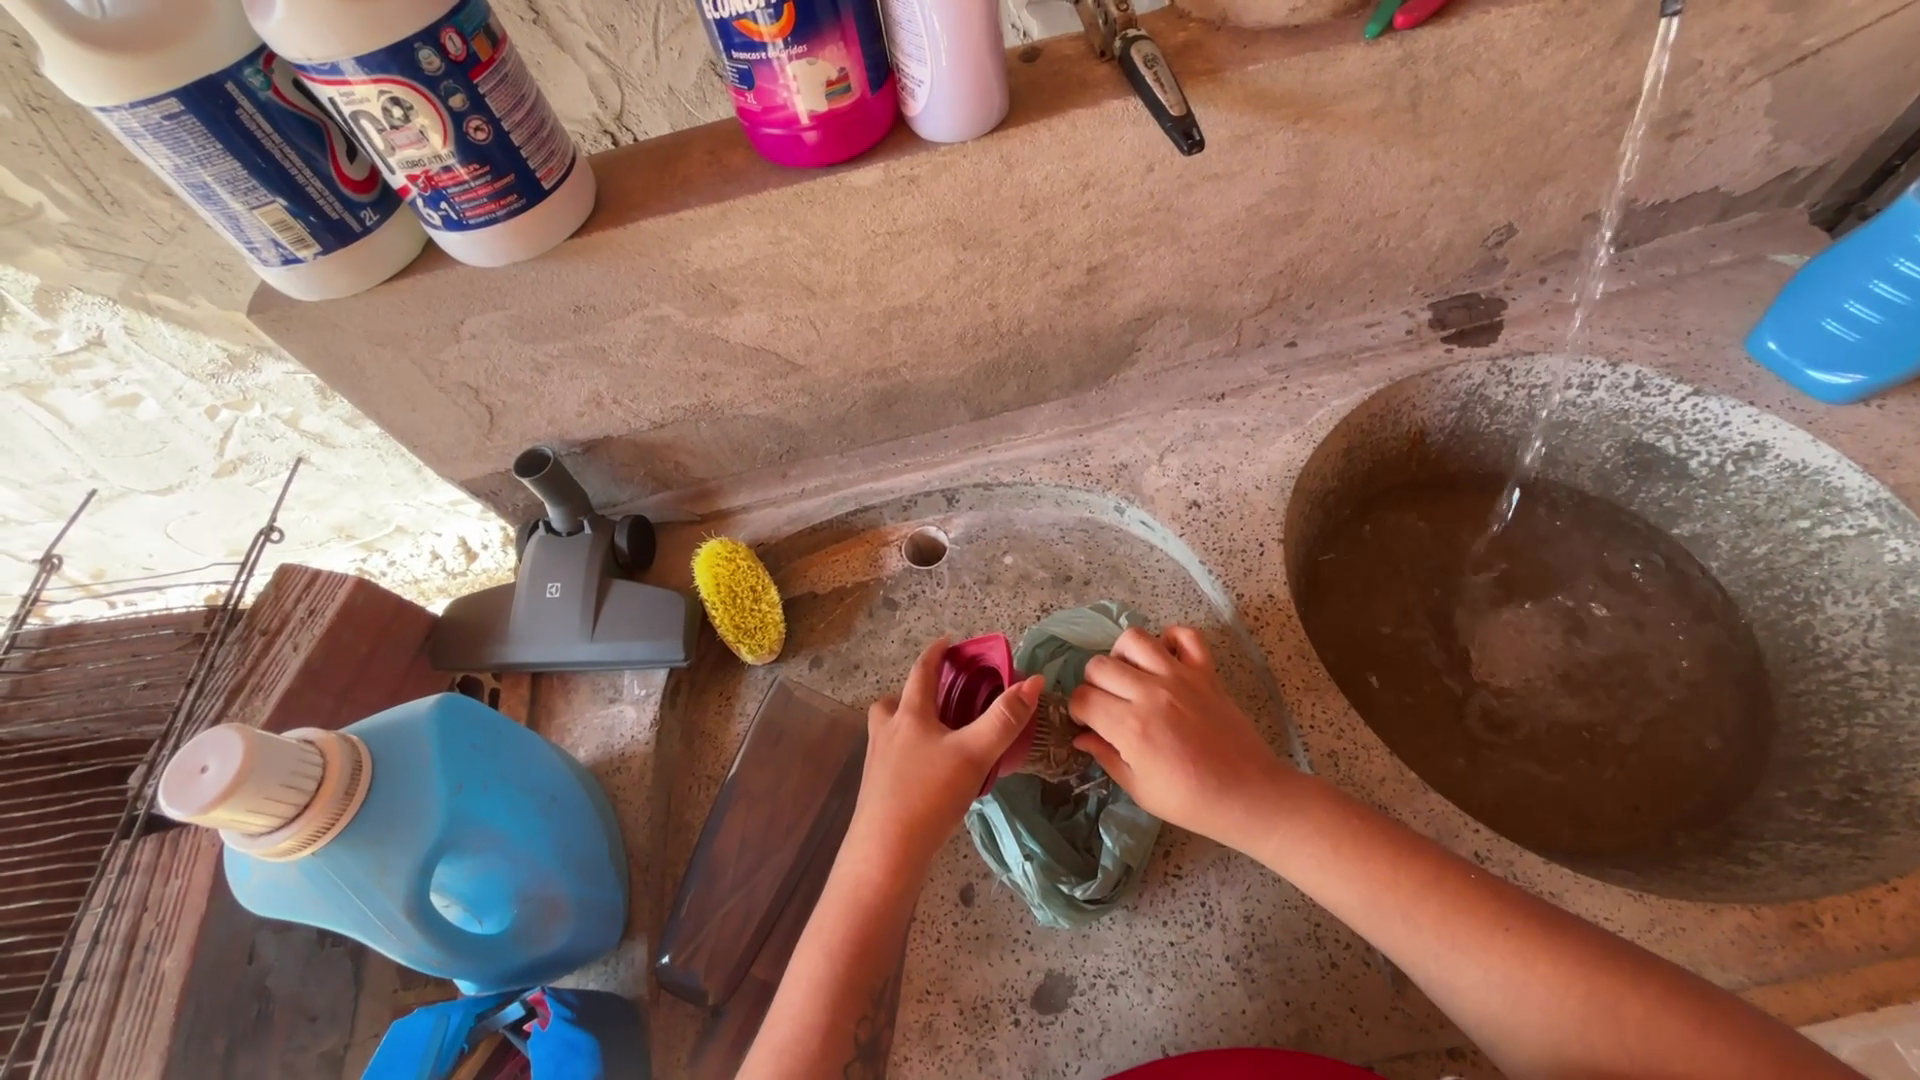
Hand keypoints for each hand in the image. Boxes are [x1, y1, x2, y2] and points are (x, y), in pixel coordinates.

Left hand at [844, 638, 1042, 881]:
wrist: (886, 852)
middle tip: (942, 697)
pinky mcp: (876, 790)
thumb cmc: (929, 794)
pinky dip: (909, 755)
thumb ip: (1005, 718)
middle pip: (894, 701)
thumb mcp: (975, 753)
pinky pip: (892, 759)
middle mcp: (887, 732)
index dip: (935, 653)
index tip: (948, 642)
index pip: (921, 672)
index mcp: (909, 715)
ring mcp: (876, 762)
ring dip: (909, 725)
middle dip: (915, 693)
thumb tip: (1033, 681)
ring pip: (889, 731)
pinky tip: (930, 775)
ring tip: (938, 737)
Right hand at [1070, 625, 1293, 848]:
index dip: (1077, 710)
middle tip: (1107, 704)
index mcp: (1130, 726)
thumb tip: (1082, 737)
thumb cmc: (1190, 800)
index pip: (1082, 698)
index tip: (1087, 723)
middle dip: (1093, 684)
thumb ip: (1106, 756)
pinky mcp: (1206, 672)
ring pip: (1134, 638)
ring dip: (1123, 655)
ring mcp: (1180, 677)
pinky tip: (1166, 660)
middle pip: (1099, 665)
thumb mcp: (1139, 789)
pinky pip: (1185, 635)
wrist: (1248, 795)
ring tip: (1131, 678)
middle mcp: (1151, 693)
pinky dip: (1171, 639)